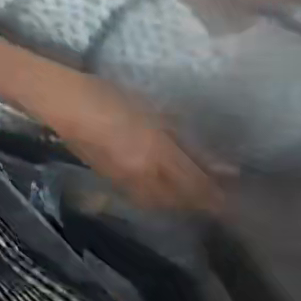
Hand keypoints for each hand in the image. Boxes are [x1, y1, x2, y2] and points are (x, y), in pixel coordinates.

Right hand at [58, 80, 221, 211]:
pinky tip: (161, 186)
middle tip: (217, 191)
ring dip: (180, 202)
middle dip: (202, 200)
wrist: (64, 104)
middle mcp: (144, 176)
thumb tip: (221, 164)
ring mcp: (125, 182)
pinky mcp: (110, 182)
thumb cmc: (109, 96)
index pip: (197, 186)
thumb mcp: (153, 111)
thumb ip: (185, 139)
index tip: (237, 191)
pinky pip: (143, 198)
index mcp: (157, 154)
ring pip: (162, 204)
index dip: (219, 194)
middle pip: (182, 201)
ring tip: (191, 190)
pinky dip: (159, 198)